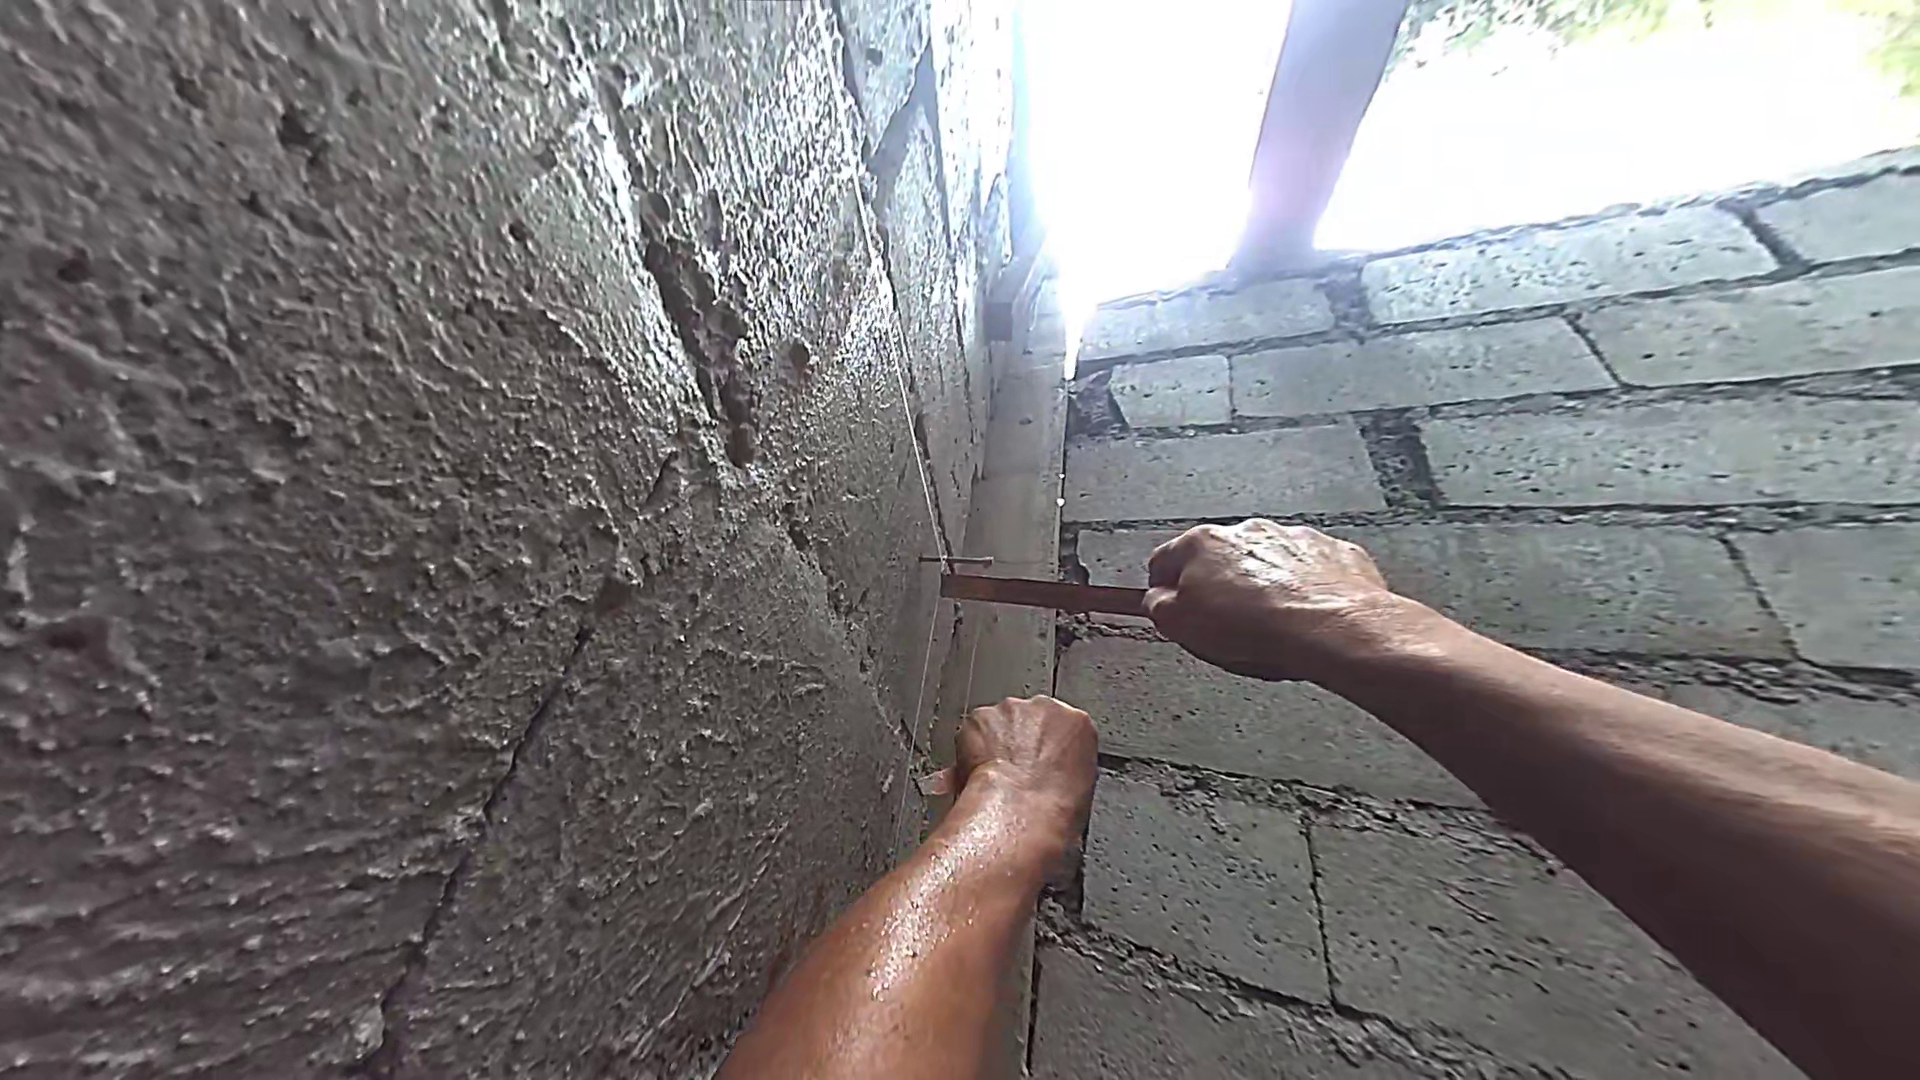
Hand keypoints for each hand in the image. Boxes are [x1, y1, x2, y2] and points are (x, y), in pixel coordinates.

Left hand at [942, 696, 1096, 876]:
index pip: (1063, 724)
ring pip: (999, 721)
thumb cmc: (1053, 810)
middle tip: (1016, 769)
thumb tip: (1055, 771)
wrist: (1022, 814)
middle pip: (1029, 717)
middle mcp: (1044, 707)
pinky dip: (973, 747)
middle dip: (1021, 738)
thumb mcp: (1083, 785)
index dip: (1048, 744)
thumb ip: (1068, 762)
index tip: (1040, 759)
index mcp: (1076, 722)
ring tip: (996, 775)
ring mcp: (1010, 710)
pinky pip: (974, 730)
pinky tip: (978, 772)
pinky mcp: (980, 717)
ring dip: (996, 742)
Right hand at [1144, 519, 1409, 681]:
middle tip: (1223, 624)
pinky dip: (1302, 589)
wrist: (1335, 630)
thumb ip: (1158, 606)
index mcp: (1202, 543)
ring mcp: (1291, 540)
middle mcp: (1246, 532)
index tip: (1170, 607)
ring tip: (1267, 625)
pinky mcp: (1331, 554)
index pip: (1164, 561)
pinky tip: (1301, 617)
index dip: (1163, 589)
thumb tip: (1157, 600)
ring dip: (1260, 587)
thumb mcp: (1180, 625)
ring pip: (1263, 563)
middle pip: (1216, 560)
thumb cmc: (1260, 627)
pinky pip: (1307, 571)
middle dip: (1216, 588)